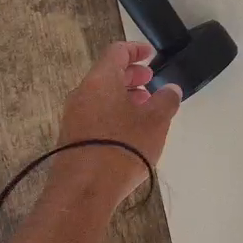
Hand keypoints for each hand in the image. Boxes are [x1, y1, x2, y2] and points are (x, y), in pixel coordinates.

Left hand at [53, 41, 182, 197]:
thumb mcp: (155, 122)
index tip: (151, 54)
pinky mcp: (72, 139)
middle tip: (151, 83)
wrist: (82, 192)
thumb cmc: (123, 147)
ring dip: (124, 97)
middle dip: (131, 75)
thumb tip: (170, 89)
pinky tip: (129, 132)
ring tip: (145, 109)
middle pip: (107, 74)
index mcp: (100, 80)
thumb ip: (166, 100)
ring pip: (101, 96)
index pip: (117, 52)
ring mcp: (73, 117)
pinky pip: (95, 114)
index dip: (136, 49)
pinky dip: (113, 113)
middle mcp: (82, 93)